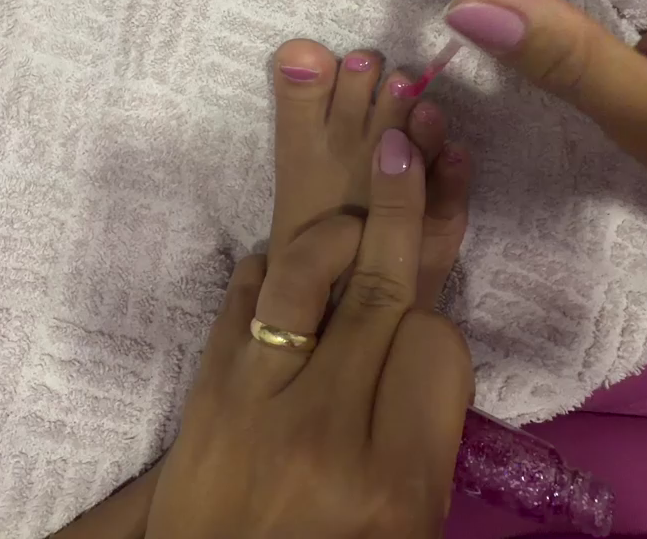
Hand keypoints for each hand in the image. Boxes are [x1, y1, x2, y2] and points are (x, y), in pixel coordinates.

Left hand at [143, 129, 472, 538]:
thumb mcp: (408, 514)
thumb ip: (425, 422)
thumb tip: (423, 325)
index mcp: (396, 481)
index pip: (437, 344)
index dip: (436, 329)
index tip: (423, 343)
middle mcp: (326, 430)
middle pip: (382, 287)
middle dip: (402, 208)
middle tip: (404, 146)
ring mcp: (256, 395)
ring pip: (313, 266)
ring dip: (340, 225)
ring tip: (353, 210)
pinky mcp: (208, 379)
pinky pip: (250, 284)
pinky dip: (277, 265)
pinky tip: (291, 273)